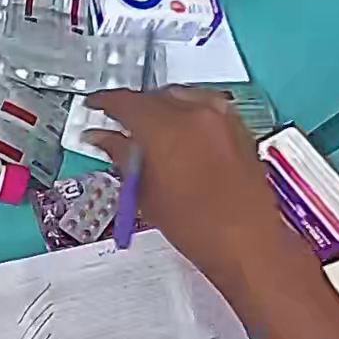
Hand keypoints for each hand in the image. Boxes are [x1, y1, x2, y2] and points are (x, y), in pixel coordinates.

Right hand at [84, 86, 287, 273]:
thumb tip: (103, 139)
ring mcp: (221, 117)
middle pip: (153, 96)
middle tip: (115, 125)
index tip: (94, 106)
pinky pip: (204, 105)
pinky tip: (176, 134)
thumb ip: (121, 156)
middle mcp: (197, 113)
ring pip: (180, 96)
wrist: (244, 242)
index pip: (125, 102)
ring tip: (145, 132)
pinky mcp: (238, 126)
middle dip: (131, 108)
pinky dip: (184, 113)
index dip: (104, 103)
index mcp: (166, 128)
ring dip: (159, 108)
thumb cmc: (197, 226)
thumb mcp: (144, 192)